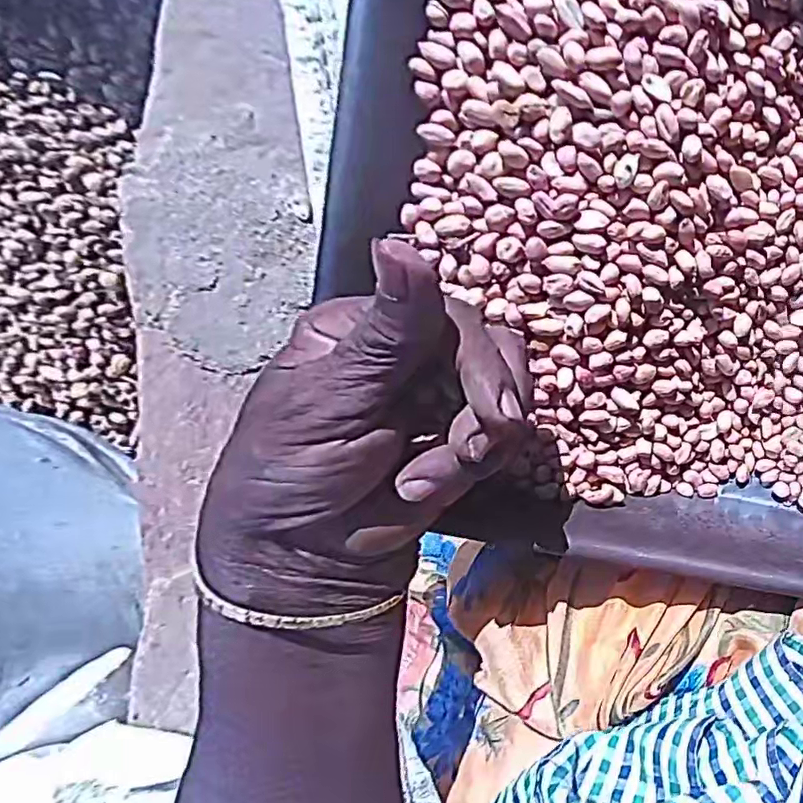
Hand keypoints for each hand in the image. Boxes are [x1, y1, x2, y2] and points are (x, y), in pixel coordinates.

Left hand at [195, 239, 531, 623]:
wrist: (304, 558)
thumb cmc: (291, 471)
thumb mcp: (333, 397)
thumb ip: (387, 329)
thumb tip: (400, 244)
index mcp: (372, 328)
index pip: (455, 318)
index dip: (483, 362)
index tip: (496, 411)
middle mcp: (416, 353)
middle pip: (495, 352)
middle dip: (492, 406)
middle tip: (475, 450)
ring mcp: (445, 395)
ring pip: (511, 394)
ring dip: (484, 440)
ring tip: (434, 476)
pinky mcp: (465, 433)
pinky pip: (505, 436)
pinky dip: (478, 465)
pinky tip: (429, 486)